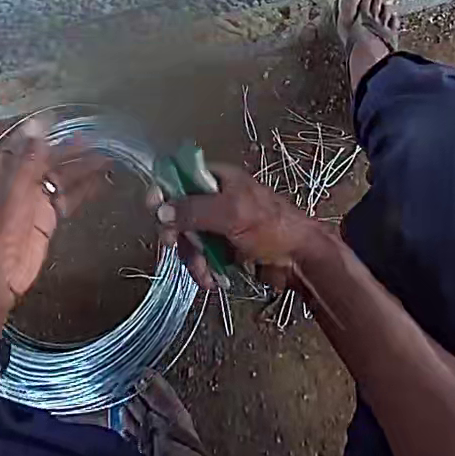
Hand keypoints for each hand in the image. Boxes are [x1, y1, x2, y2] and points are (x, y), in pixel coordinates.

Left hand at [0, 118, 109, 338]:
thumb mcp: (10, 196)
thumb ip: (28, 162)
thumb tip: (40, 127)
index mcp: (2, 172)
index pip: (30, 144)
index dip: (52, 132)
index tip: (76, 122)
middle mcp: (18, 183)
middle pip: (51, 158)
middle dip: (75, 149)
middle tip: (103, 139)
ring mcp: (33, 201)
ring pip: (63, 176)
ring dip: (85, 167)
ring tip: (110, 156)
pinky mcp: (46, 220)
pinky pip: (69, 198)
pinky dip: (86, 188)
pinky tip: (103, 180)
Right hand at [158, 163, 327, 290]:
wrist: (301, 258)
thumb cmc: (271, 226)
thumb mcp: (231, 213)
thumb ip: (194, 210)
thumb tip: (160, 209)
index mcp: (220, 178)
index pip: (182, 175)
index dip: (165, 190)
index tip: (154, 209)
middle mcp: (218, 197)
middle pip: (180, 212)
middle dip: (179, 235)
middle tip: (176, 247)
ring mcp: (221, 223)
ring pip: (190, 238)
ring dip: (193, 259)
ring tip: (206, 275)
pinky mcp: (225, 246)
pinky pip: (203, 255)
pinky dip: (204, 269)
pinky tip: (214, 280)